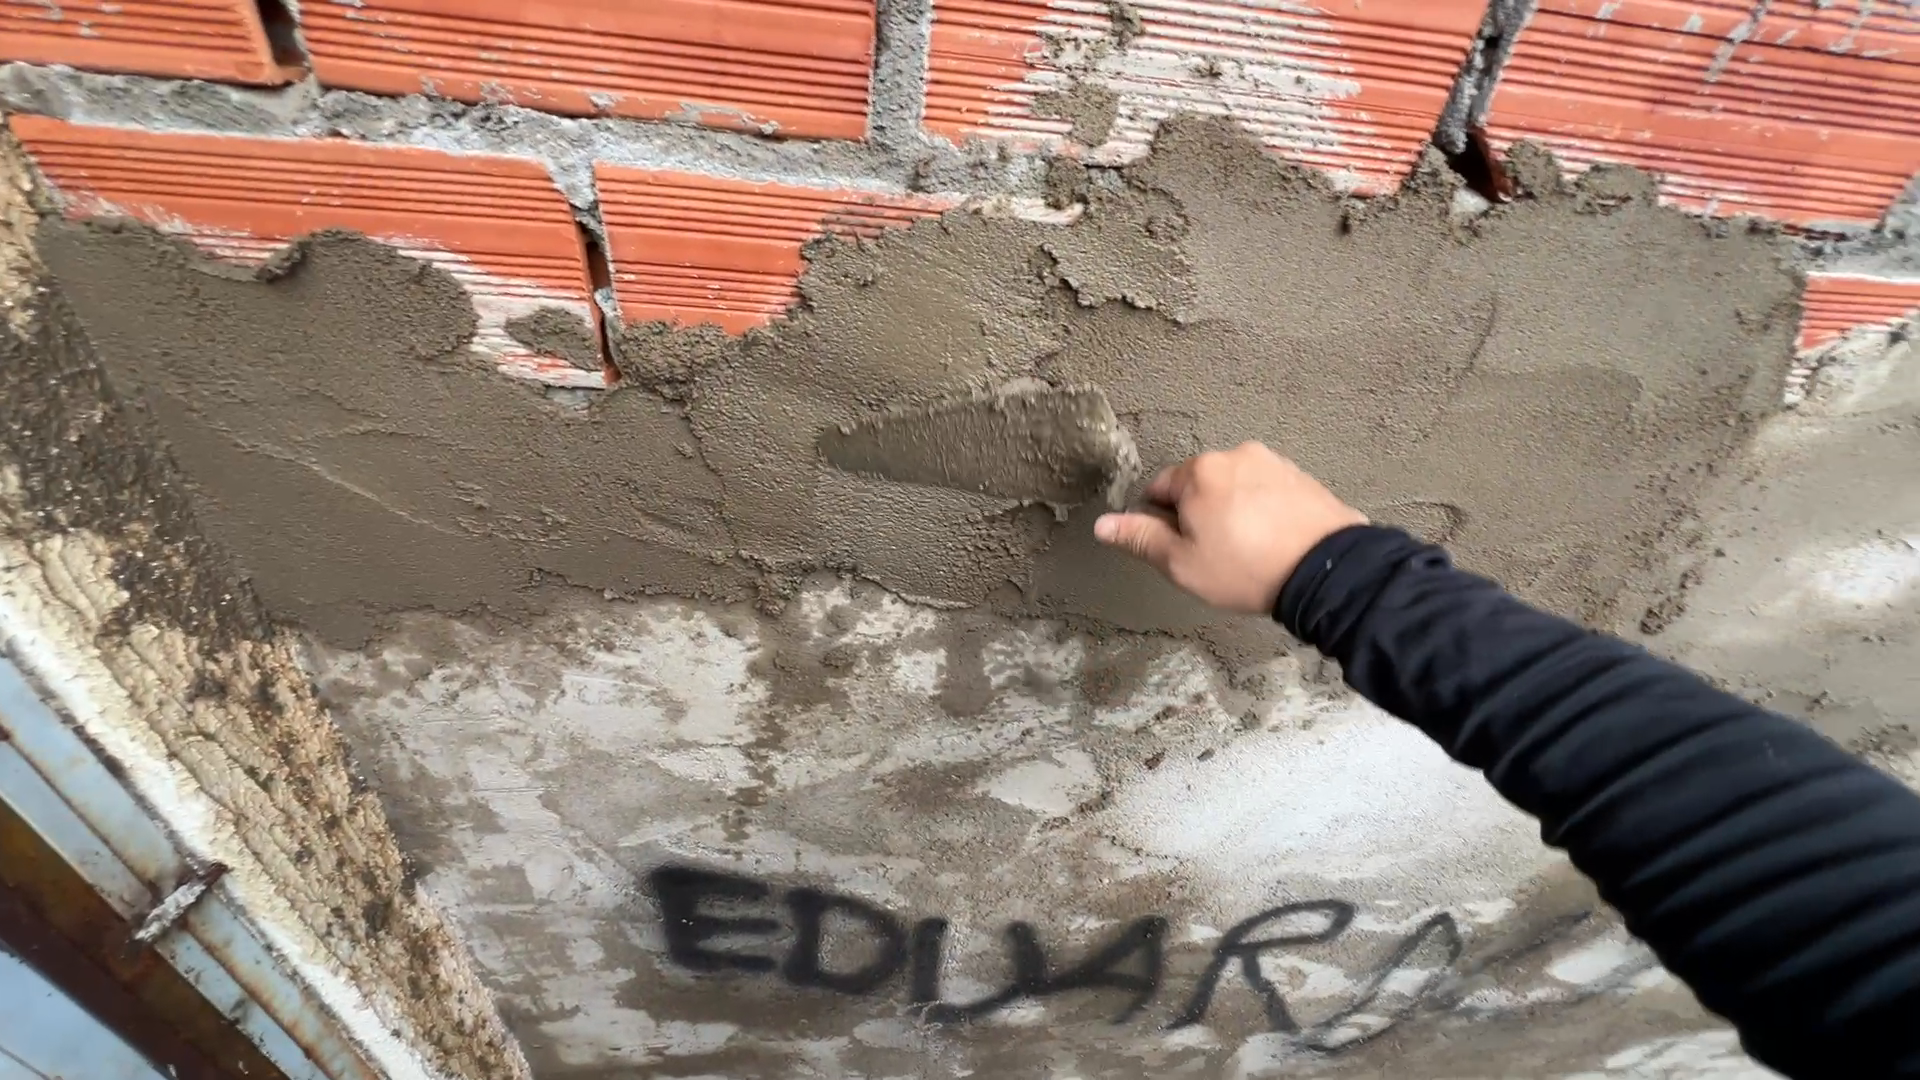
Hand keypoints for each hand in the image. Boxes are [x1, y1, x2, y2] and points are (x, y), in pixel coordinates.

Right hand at [1094, 442, 1367, 613]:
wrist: (1327, 572)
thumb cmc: (1244, 568)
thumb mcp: (1181, 563)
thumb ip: (1139, 538)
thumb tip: (1101, 524)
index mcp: (1198, 471)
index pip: (1158, 490)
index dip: (1163, 522)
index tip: (1182, 549)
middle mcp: (1234, 454)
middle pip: (1197, 485)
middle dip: (1198, 513)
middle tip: (1215, 554)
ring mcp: (1272, 462)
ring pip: (1232, 487)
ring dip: (1230, 510)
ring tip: (1247, 549)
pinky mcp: (1301, 476)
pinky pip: (1264, 490)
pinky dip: (1260, 510)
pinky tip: (1270, 540)